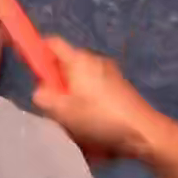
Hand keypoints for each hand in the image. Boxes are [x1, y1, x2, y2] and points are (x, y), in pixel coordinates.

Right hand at [32, 38, 177, 161]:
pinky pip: (95, 95)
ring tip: (73, 123)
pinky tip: (91, 130)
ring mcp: (110, 75)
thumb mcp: (61, 110)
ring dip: (73, 101)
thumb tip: (42, 91)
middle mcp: (94, 61)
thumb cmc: (100, 117)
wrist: (147, 134)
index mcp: (78, 60)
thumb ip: (42, 96)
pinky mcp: (121, 90)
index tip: (29, 67)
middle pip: (64, 67)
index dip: (36, 50)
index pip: (51, 43)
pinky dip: (89, 108)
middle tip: (53, 106)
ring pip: (79, 84)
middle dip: (56, 86)